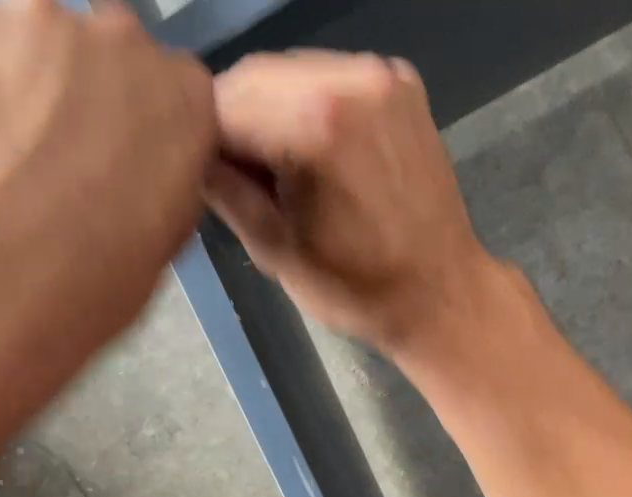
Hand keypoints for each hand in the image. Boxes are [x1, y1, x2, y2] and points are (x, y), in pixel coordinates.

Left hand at [0, 0, 214, 356]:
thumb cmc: (85, 289)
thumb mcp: (159, 245)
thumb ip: (159, 181)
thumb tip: (137, 171)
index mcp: (184, 99)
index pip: (167, 90)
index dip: (131, 128)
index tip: (107, 163)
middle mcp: (121, 40)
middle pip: (99, 54)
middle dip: (77, 97)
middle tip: (47, 163)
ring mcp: (37, 23)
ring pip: (28, 42)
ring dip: (18, 85)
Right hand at [204, 51, 496, 352]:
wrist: (441, 292)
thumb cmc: (356, 288)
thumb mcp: (274, 249)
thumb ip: (225, 191)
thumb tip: (191, 158)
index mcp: (314, 123)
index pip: (224, 105)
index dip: (203, 142)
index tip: (202, 177)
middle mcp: (350, 78)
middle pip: (255, 75)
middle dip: (234, 119)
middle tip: (236, 174)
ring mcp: (381, 75)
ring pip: (291, 70)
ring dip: (269, 109)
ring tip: (276, 166)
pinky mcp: (401, 83)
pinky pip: (331, 75)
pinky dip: (309, 104)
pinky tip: (313, 150)